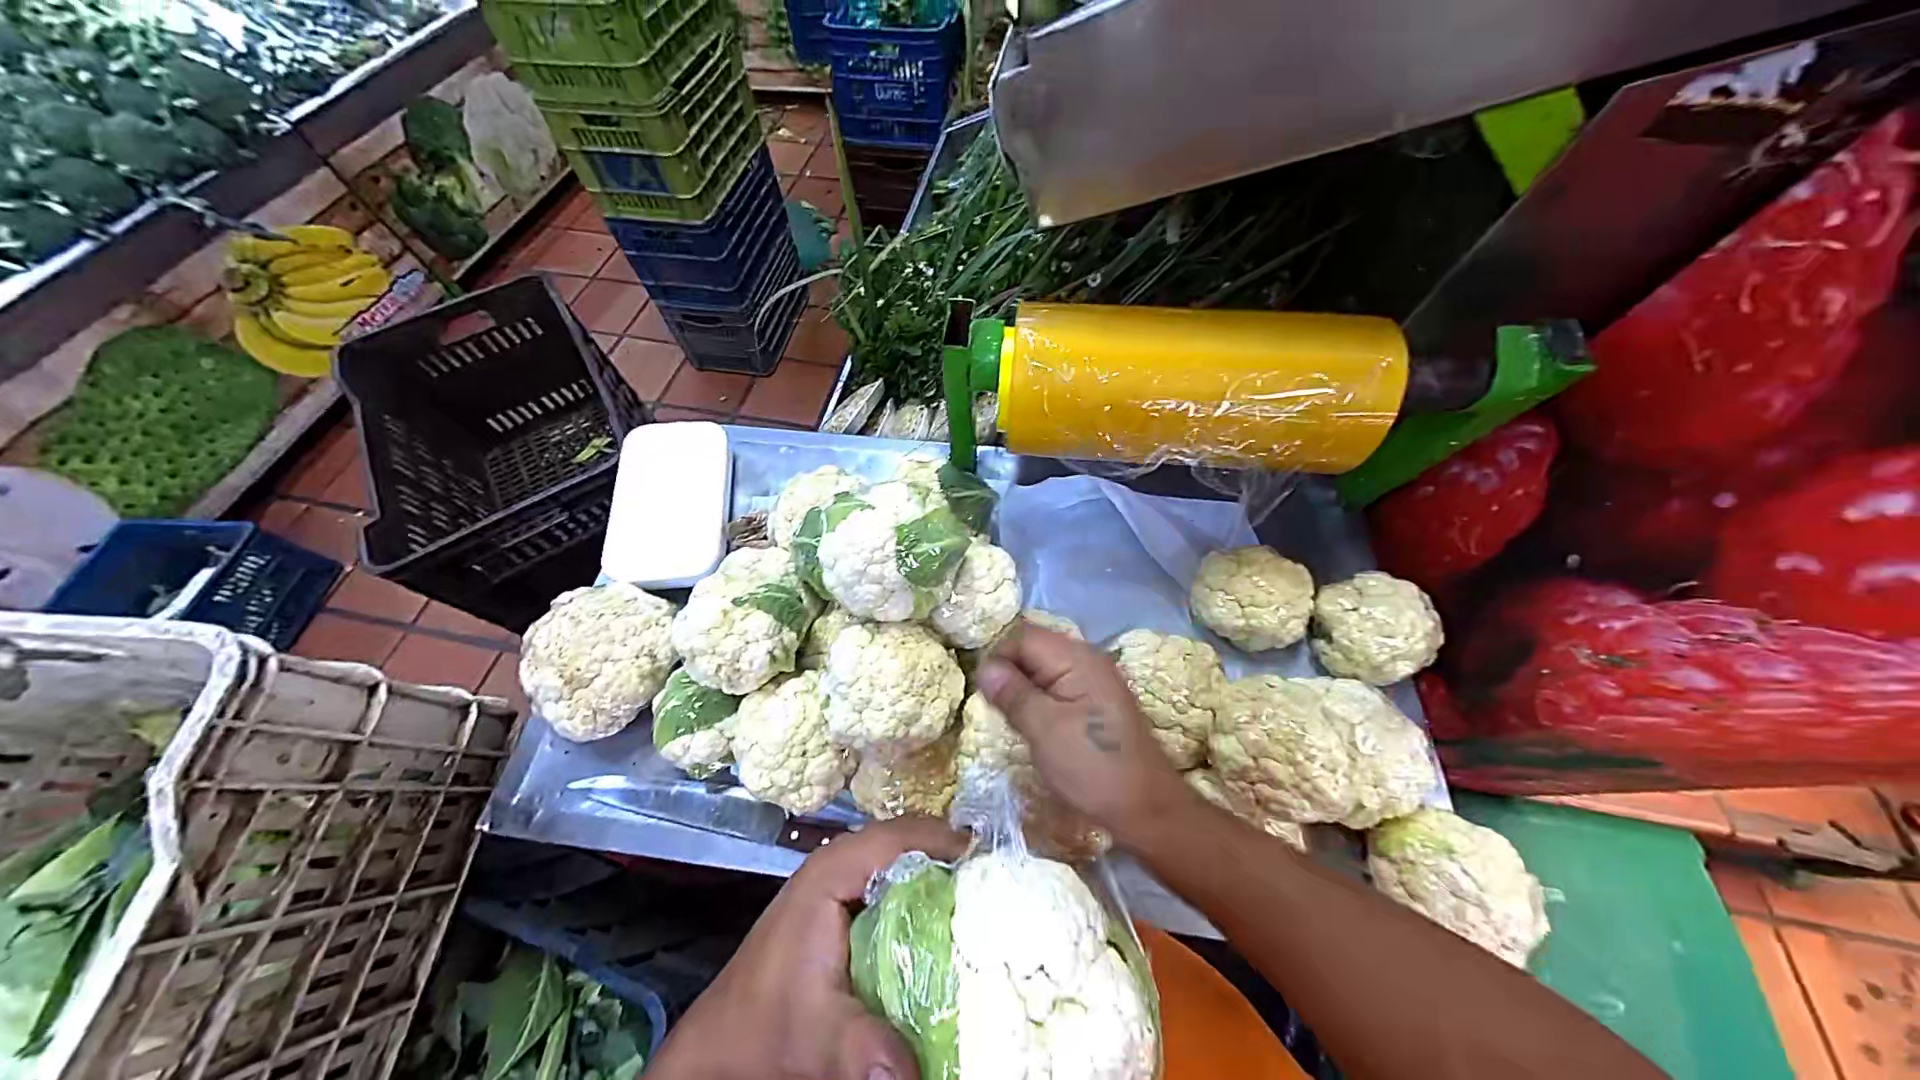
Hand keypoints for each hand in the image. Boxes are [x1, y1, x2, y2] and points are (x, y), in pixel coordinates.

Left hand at [647, 816, 967, 1079]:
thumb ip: (861, 1049)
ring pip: (905, 856)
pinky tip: (949, 921)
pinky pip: (896, 879)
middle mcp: (840, 862)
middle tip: (1001, 883)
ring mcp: (841, 879)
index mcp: (833, 872)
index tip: (996, 864)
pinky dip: (925, 890)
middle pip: (910, 838)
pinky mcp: (843, 902)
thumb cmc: (764, 1029)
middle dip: (954, 855)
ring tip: (986, 897)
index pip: (902, 836)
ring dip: (942, 871)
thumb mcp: (816, 1040)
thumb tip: (909, 1073)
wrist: (723, 1046)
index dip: (950, 842)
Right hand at [975, 623, 1191, 846]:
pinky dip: (1040, 701)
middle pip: (1033, 650)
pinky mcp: (1096, 704)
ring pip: (1044, 671)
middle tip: (995, 710)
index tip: (985, 694)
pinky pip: (1058, 688)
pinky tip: (1035, 727)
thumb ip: (1013, 694)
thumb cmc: (1093, 767)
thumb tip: (985, 668)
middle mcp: (1088, 660)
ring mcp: (1095, 682)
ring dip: (1023, 690)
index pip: (1022, 637)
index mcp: (1076, 657)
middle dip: (1009, 674)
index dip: (998, 660)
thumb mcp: (1044, 729)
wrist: (1147, 810)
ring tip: (1011, 721)